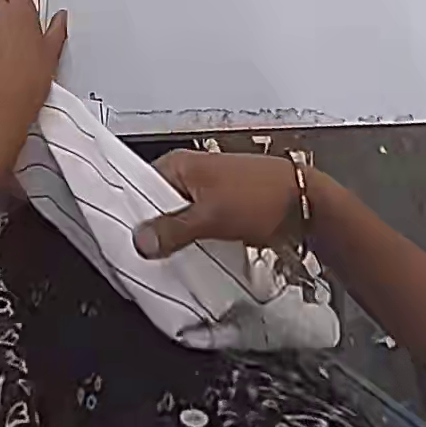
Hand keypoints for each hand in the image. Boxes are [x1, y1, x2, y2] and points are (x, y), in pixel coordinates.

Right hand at [133, 150, 311, 258]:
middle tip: (142, 256)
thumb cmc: (259, 197)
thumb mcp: (210, 216)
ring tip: (163, 262)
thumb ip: (173, 230)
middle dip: (152, 230)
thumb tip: (141, 241)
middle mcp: (188, 174)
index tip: (122, 238)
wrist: (303, 205)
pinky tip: (186, 261)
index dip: (130, 211)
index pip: (139, 185)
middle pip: (156, 205)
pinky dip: (189, 243)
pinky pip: (193, 229)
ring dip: (172, 240)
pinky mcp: (217, 211)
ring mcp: (204, 193)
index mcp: (179, 164)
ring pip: (176, 220)